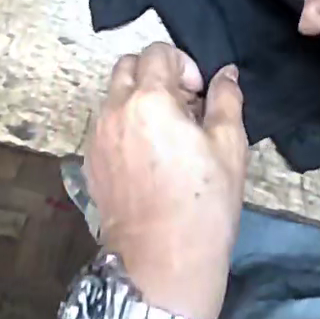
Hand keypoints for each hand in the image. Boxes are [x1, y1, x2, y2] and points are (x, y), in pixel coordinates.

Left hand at [84, 42, 247, 318]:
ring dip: (140, 97)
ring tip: (169, 131)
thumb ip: (226, 99)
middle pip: (127, 65)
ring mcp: (97, 139)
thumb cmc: (204, 202)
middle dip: (157, 73)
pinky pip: (106, 124)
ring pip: (114, 95)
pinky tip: (152, 155)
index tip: (200, 94)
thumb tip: (226, 74)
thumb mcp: (229, 145)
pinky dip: (127, 122)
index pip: (158, 52)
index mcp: (149, 100)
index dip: (185, 64)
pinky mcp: (90, 164)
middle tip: (184, 104)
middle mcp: (114, 112)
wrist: (163, 265)